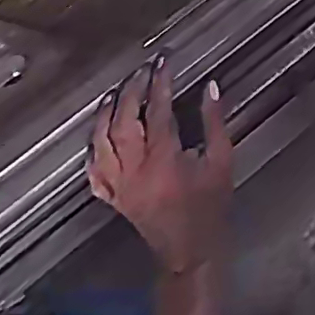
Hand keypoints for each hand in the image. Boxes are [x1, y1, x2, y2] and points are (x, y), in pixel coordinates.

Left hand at [88, 59, 233, 275]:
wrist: (190, 252)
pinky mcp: (112, 199)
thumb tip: (210, 87)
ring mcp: (119, 186)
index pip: (158, 110)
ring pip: (102, 143)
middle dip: (132, 91)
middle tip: (141, 71)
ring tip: (115, 92)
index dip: (160, 81)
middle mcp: (136, 171)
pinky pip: (94, 172)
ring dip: (106, 114)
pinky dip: (93, 150)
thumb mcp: (222, 160)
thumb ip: (215, 121)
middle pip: (124, 121)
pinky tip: (97, 134)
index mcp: (164, 160)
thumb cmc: (210, 206)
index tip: (164, 62)